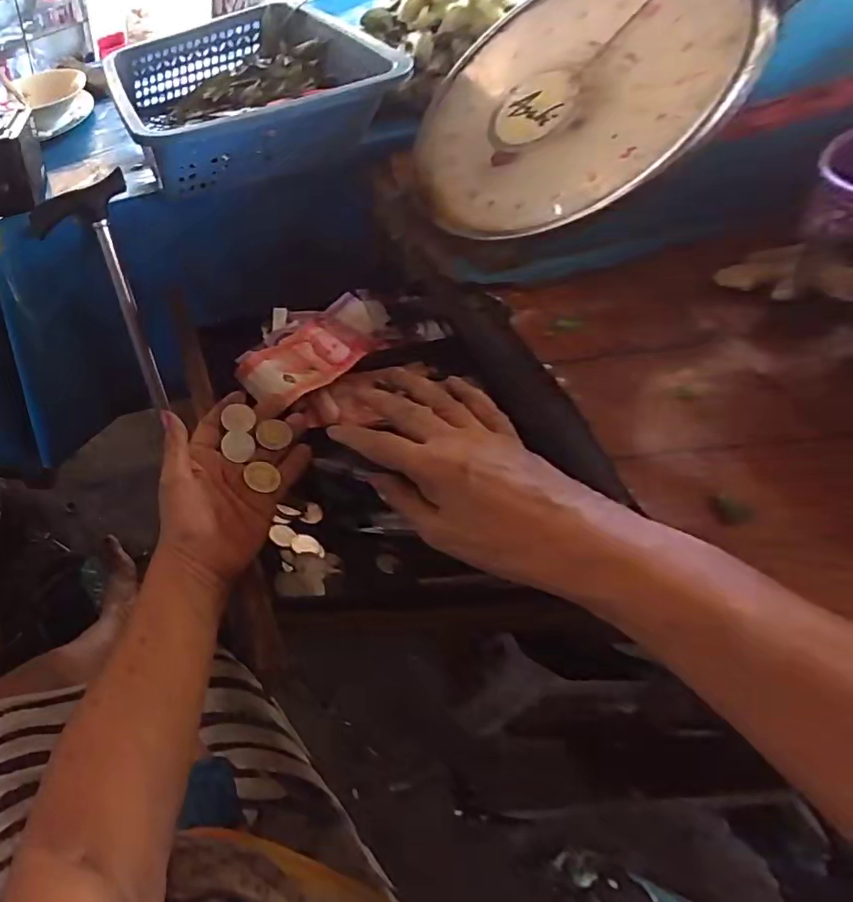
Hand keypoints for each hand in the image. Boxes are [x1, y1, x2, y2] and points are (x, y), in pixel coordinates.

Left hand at [158, 393, 311, 591]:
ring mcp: (246, 483)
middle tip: (284, 399)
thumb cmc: (183, 515)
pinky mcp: (265, 501)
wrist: (201, 559)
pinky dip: (293, 465)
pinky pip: (281, 478)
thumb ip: (176, 445)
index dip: (227, 410)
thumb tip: (166, 412)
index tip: (242, 392)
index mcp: (199, 458)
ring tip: (302, 419)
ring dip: (283, 437)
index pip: (214, 427)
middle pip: (247, 437)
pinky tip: (307, 450)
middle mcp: (225, 467)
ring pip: (268, 454)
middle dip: (264, 418)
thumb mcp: (174, 476)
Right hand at [325, 368, 618, 595]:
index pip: (378, 443)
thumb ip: (404, 501)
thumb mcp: (440, 533)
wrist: (586, 544)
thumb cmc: (504, 546)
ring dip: (414, 383)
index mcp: (429, 466)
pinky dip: (466, 390)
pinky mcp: (512, 439)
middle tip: (354, 389)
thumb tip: (377, 478)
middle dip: (376, 398)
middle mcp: (452, 441)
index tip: (330, 429)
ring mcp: (485, 436)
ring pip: (442, 399)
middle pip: (406, 411)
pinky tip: (452, 381)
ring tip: (393, 371)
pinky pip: (484, 406)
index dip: (351, 435)